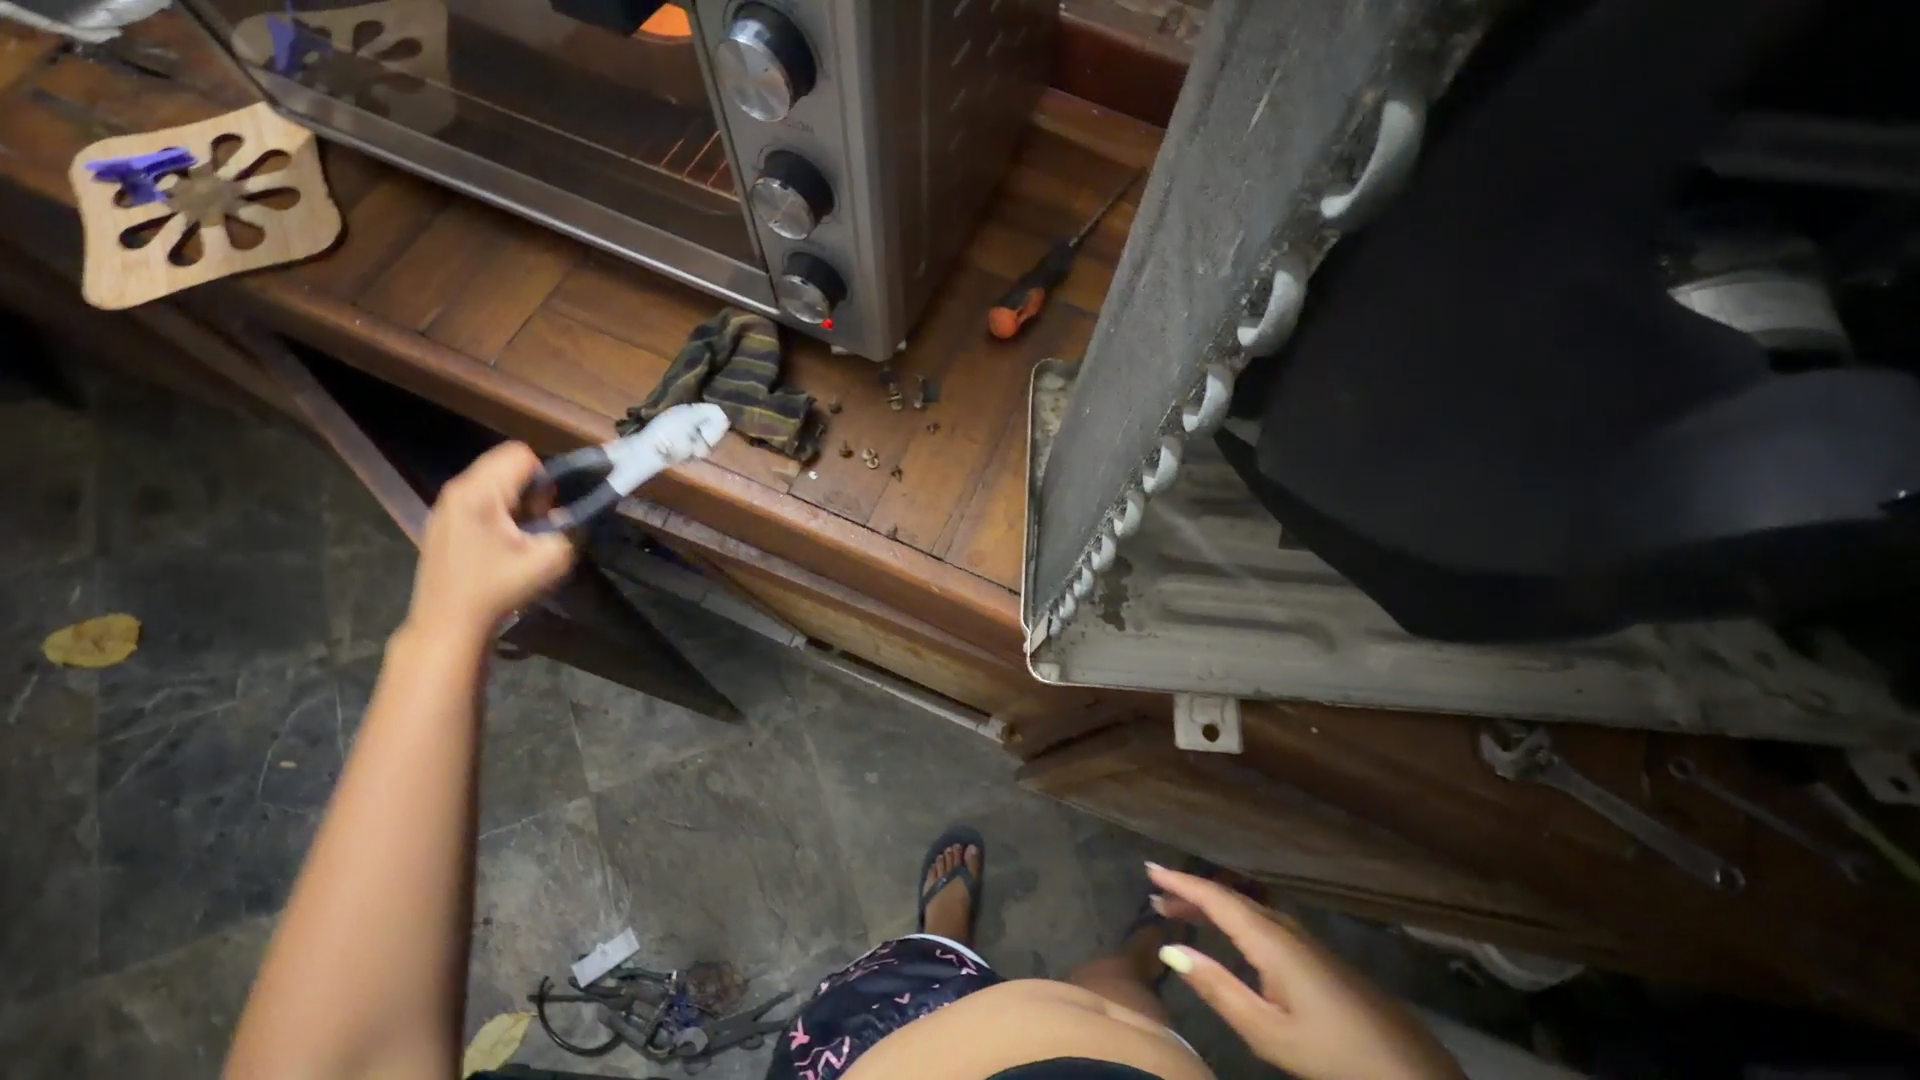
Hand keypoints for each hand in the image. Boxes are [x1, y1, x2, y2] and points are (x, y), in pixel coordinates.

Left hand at [407, 442, 577, 636]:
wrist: (448, 624)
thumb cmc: (498, 589)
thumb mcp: (550, 560)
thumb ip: (570, 527)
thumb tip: (566, 515)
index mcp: (481, 493)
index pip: (522, 455)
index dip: (545, 478)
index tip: (547, 512)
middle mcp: (458, 490)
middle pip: (505, 465)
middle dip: (530, 489)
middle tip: (535, 526)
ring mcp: (445, 506)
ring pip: (491, 482)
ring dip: (514, 502)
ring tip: (517, 538)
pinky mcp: (441, 523)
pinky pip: (477, 500)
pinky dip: (496, 513)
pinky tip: (497, 547)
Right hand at [1146, 862, 1463, 1079]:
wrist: (1408, 1070)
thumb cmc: (1331, 1052)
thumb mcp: (1265, 1030)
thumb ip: (1217, 988)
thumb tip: (1170, 950)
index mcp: (1271, 941)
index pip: (1217, 899)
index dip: (1182, 883)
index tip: (1149, 868)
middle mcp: (1286, 929)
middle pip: (1231, 898)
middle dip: (1192, 891)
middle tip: (1156, 893)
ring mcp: (1306, 940)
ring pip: (1249, 908)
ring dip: (1213, 904)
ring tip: (1180, 910)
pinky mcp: (1317, 956)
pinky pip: (1264, 920)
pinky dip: (1235, 917)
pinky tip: (1229, 933)